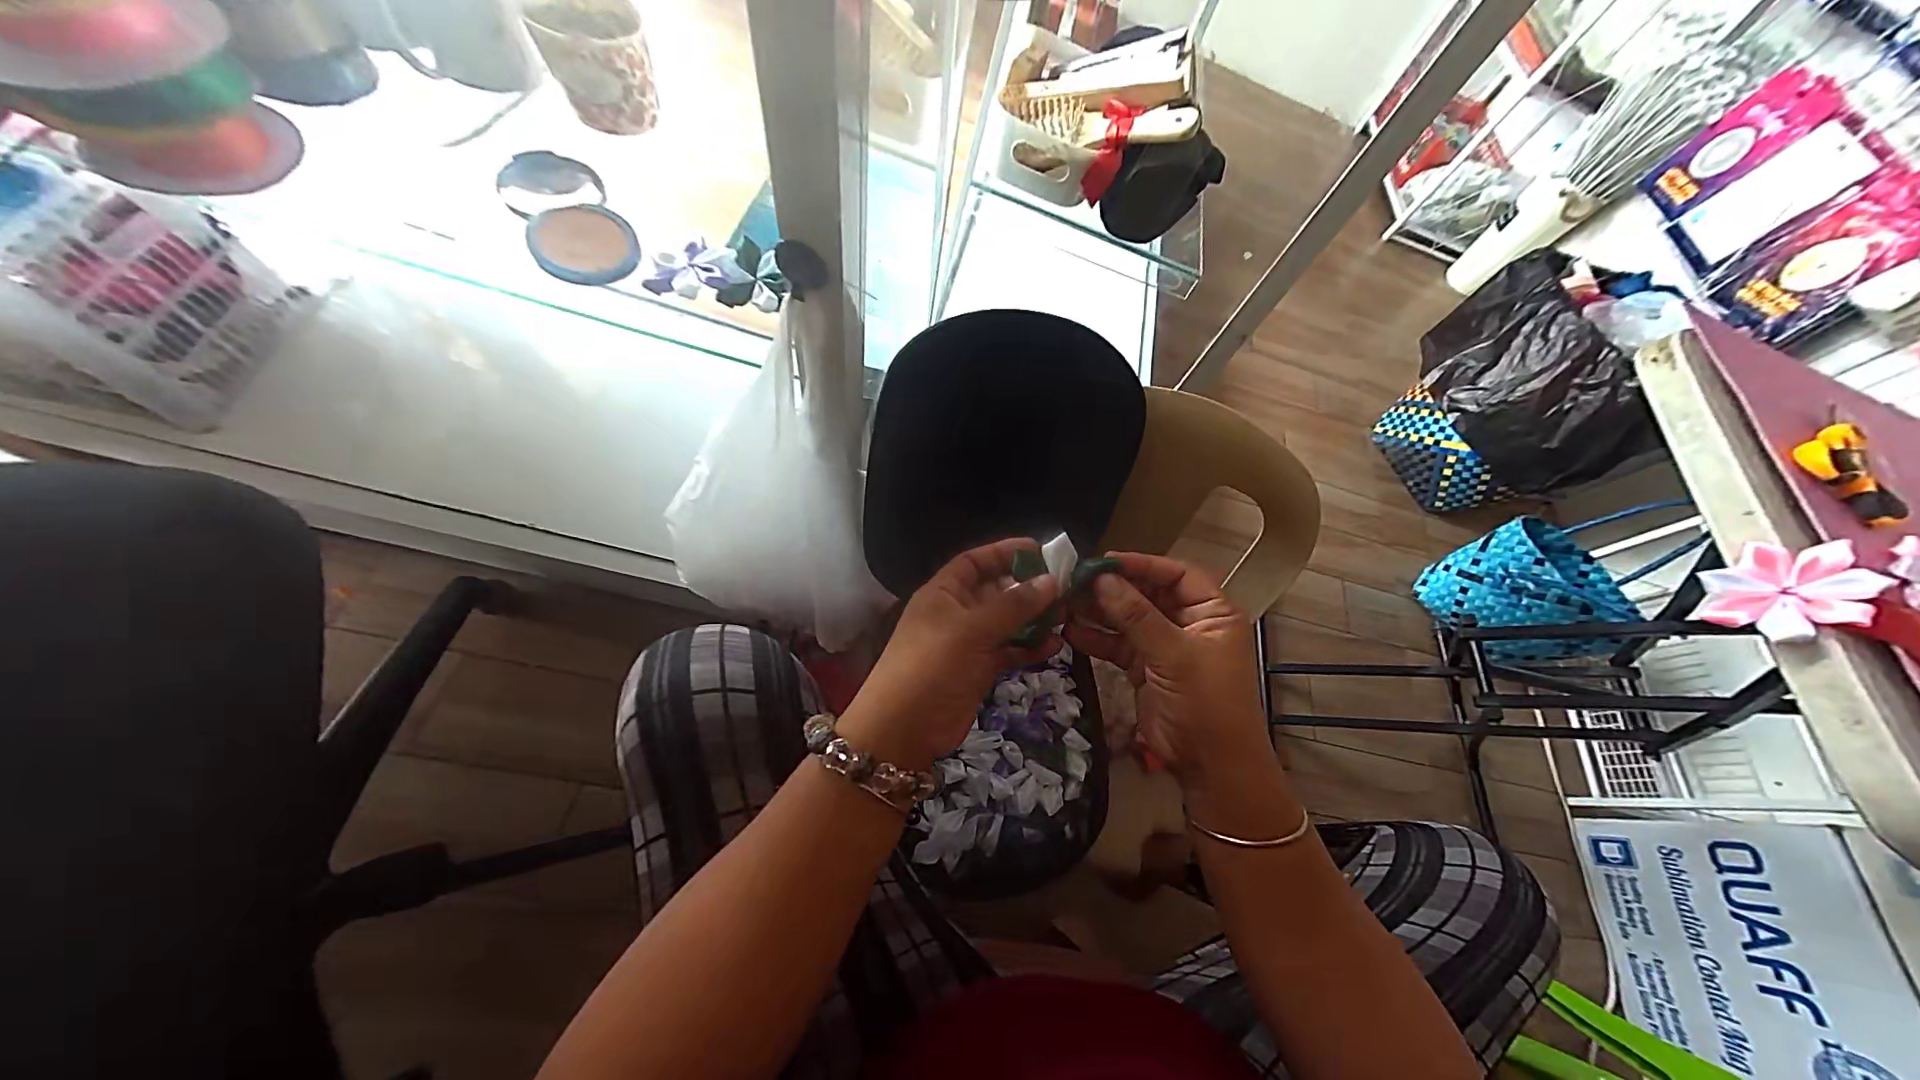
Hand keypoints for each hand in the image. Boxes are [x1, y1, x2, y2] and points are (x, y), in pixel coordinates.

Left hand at [840, 538, 1060, 770]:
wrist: (904, 728)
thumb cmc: (932, 665)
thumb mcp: (973, 629)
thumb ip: (1014, 605)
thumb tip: (1052, 580)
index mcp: (943, 593)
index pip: (975, 562)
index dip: (1004, 553)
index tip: (1040, 550)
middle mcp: (956, 613)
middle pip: (995, 591)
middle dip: (1027, 587)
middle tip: (1064, 587)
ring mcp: (968, 643)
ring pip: (1006, 622)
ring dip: (1033, 619)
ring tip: (1065, 616)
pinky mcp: (978, 670)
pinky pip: (1008, 651)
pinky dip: (1029, 647)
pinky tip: (1054, 646)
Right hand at [1063, 553, 1270, 782]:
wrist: (1210, 765)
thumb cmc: (1206, 702)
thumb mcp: (1175, 654)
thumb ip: (1137, 615)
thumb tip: (1102, 579)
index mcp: (1211, 612)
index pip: (1176, 574)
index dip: (1142, 564)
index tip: (1104, 561)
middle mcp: (1188, 623)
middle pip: (1146, 594)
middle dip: (1113, 588)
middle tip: (1075, 581)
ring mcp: (1164, 646)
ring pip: (1127, 619)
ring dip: (1098, 612)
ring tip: (1065, 603)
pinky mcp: (1144, 668)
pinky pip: (1117, 645)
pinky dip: (1095, 639)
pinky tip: (1070, 631)